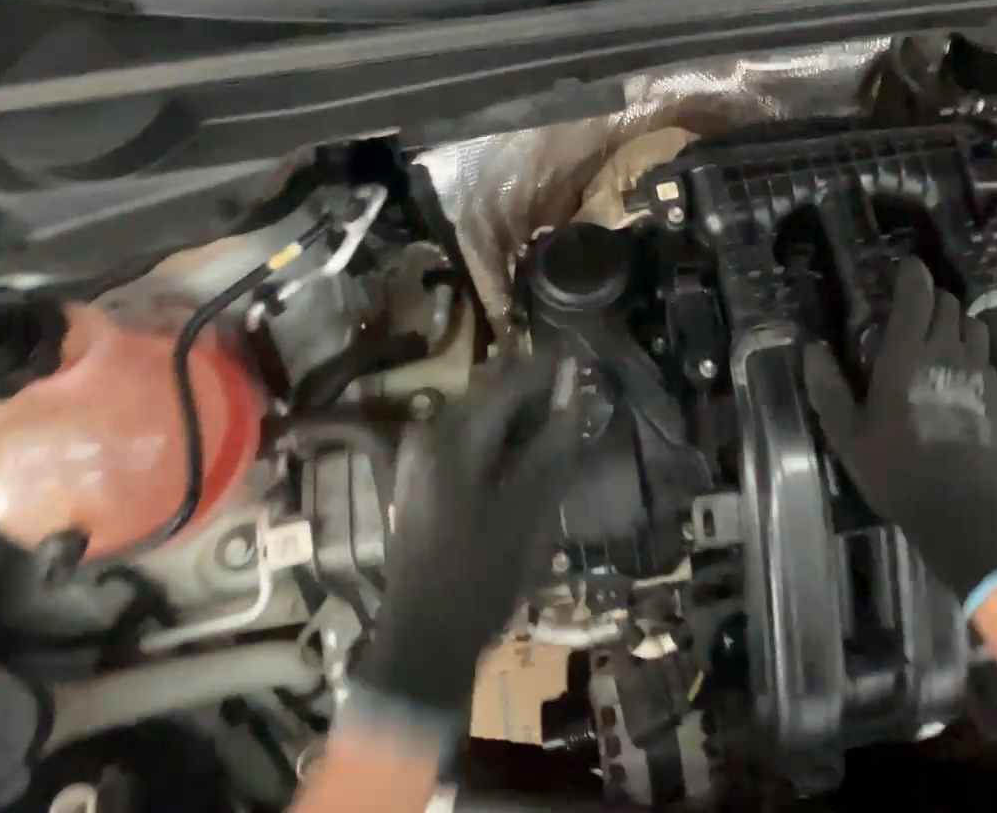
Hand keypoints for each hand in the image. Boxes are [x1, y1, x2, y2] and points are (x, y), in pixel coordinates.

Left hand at [346, 355, 582, 735]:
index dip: (547, 368)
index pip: (508, 383)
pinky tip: (522, 450)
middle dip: (531, 388)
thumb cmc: (481, 575)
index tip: (579, 357)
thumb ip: (552, 445)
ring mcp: (417, 457)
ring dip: (516, 411)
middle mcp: (428, 436)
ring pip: (476, 413)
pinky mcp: (418, 477)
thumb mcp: (529, 510)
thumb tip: (573, 392)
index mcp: (453, 440)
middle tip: (572, 391)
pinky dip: (496, 435)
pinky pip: (464, 437)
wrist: (424, 638)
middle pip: (488, 393)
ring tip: (554, 419)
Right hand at [802, 257, 996, 609]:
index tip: (907, 268)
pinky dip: (972, 348)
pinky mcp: (995, 394)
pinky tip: (959, 369)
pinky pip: (986, 355)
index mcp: (906, 354)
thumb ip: (828, 387)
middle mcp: (946, 352)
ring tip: (939, 334)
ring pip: (973, 325)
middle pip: (949, 304)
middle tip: (914, 307)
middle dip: (933, 297)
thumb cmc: (896, 468)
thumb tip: (813, 348)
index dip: (913, 275)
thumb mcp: (847, 433)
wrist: (961, 508)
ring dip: (956, 320)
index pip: (917, 296)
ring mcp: (977, 372)